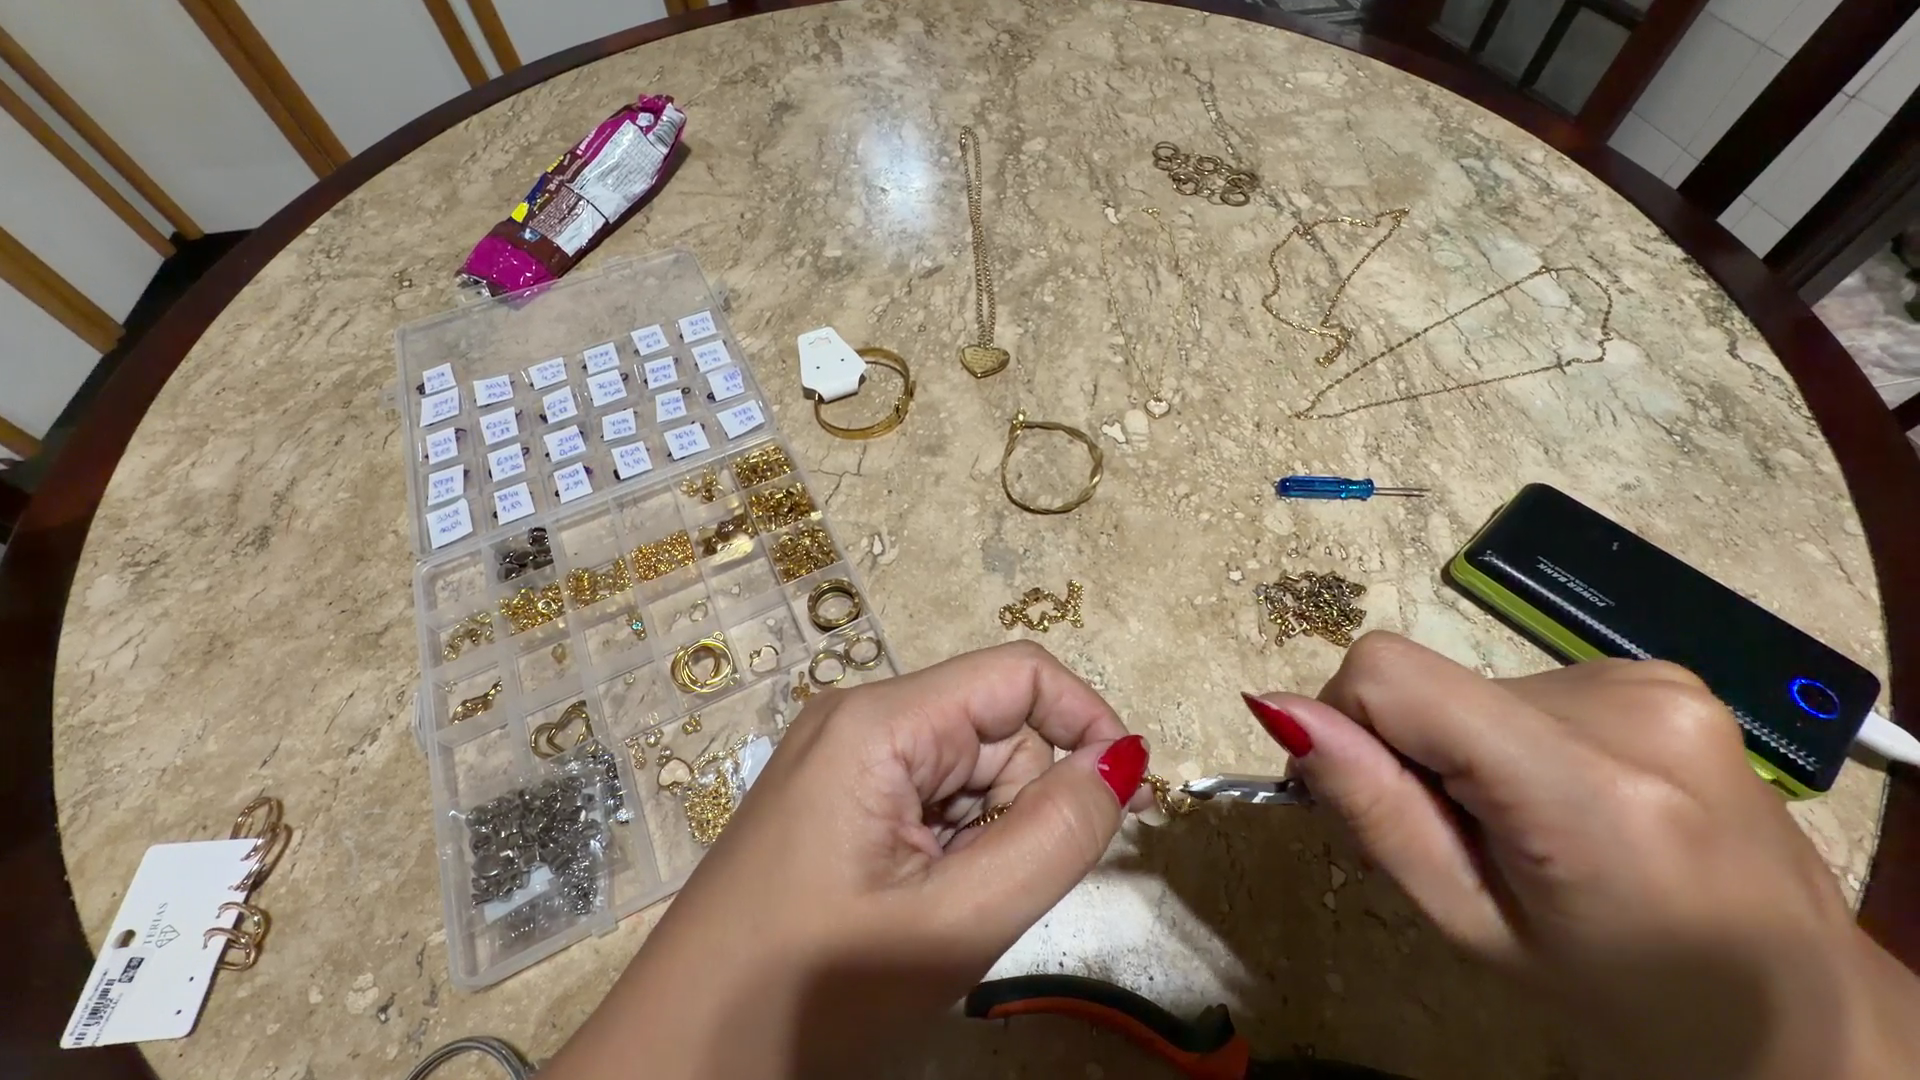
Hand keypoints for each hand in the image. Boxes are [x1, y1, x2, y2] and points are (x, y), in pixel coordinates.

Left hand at [544, 641, 1152, 1078]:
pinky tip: (919, 904)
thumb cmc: (817, 990)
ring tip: (944, 909)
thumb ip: (1054, 837)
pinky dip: (953, 847)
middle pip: (992, 729)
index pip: (1018, 674)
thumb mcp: (954, 922)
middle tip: (993, 894)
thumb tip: (1122, 762)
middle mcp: (859, 719)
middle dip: (1023, 805)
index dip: (1086, 720)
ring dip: (987, 836)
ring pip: (966, 772)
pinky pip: (930, 800)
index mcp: (878, 721)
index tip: (1128, 795)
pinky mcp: (836, 798)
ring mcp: (842, 759)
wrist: (681, 1056)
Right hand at [1244, 631, 1919, 1079]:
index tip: (1360, 788)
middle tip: (1454, 836)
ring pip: (1468, 685)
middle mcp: (1627, 707)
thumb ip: (1375, 811)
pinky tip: (1560, 799)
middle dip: (1406, 749)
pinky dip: (1507, 736)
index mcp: (1587, 789)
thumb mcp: (1472, 926)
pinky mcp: (1660, 676)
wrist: (1804, 1012)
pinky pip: (1519, 686)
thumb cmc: (1621, 998)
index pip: (1392, 676)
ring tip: (1519, 826)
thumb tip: (1279, 713)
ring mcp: (1655, 682)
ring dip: (1460, 747)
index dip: (1345, 717)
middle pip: (1429, 682)